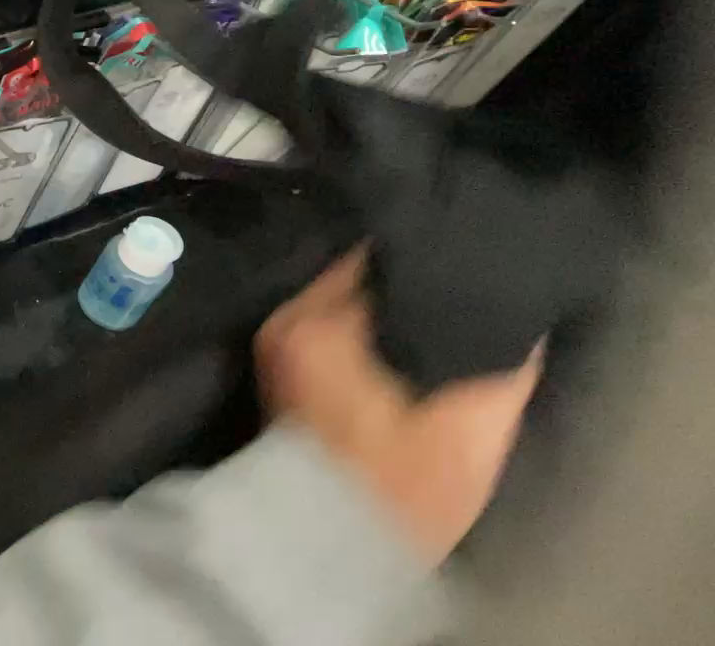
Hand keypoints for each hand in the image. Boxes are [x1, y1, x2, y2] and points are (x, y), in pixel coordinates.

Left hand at [255, 244, 541, 565]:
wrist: (332, 531)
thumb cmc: (403, 480)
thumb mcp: (470, 420)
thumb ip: (493, 358)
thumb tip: (512, 312)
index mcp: (316, 322)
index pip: (369, 260)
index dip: (416, 257)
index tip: (454, 252)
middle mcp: (283, 319)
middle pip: (345, 277)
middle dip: (391, 276)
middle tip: (444, 274)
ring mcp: (273, 342)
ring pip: (332, 299)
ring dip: (371, 300)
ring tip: (424, 301)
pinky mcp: (276, 365)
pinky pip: (319, 324)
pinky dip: (351, 323)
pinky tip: (389, 334)